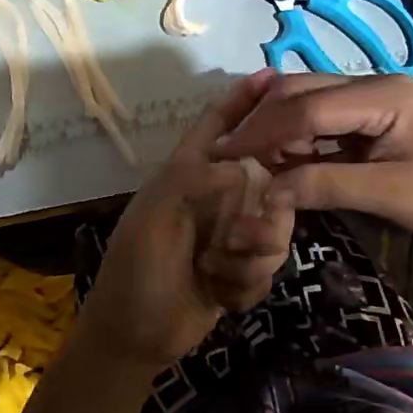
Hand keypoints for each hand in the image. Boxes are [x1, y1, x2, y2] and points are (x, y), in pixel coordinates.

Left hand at [76, 71, 294, 372]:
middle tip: (235, 242)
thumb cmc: (136, 269)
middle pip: (270, 184)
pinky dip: (246, 284)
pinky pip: (270, 266)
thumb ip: (195, 180)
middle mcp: (219, 197)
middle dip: (263, 218)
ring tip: (216, 271)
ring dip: (249, 259)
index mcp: (191, 174)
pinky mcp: (245, 269)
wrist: (135, 337)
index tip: (272, 75)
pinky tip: (220, 294)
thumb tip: (244, 168)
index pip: (218, 125)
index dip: (242, 98)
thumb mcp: (154, 217)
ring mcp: (234, 233)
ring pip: (277, 230)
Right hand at [215, 74, 412, 246]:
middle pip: (304, 92)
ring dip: (279, 128)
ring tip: (248, 159)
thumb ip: (326, 185)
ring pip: (312, 103)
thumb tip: (268, 190)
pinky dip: (300, 139)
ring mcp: (376, 101)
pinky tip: (281, 159)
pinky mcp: (376, 120)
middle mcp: (374, 86)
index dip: (263, 131)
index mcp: (382, 94)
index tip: (225, 154)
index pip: (307, 105)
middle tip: (228, 153)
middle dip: (264, 121)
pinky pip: (327, 121)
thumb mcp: (391, 194)